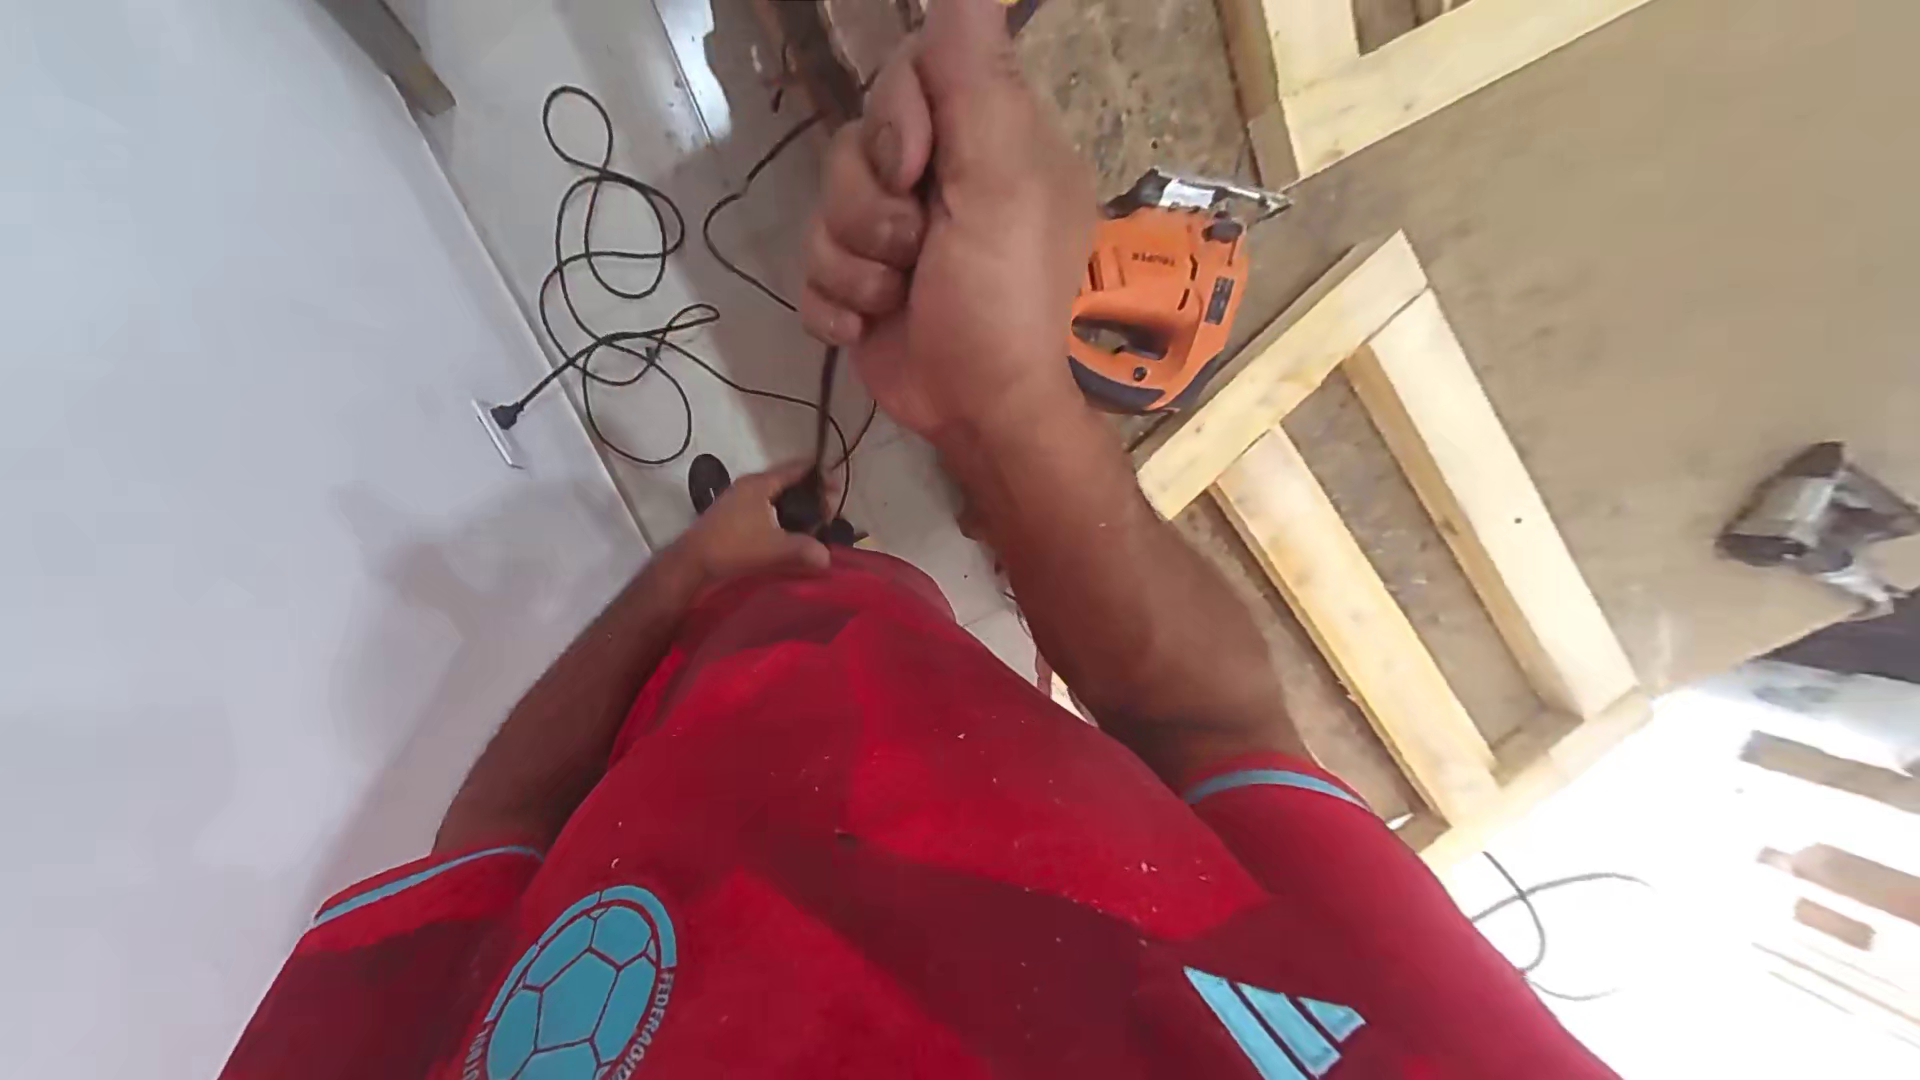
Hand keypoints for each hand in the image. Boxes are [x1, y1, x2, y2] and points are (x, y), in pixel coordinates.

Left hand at [668, 461, 832, 586]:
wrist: (691, 563)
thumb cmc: (734, 546)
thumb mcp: (775, 548)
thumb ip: (805, 549)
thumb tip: (827, 558)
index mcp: (760, 484)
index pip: (796, 469)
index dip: (819, 475)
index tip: (836, 486)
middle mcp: (749, 486)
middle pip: (787, 483)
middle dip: (810, 494)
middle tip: (827, 511)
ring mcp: (738, 501)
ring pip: (775, 498)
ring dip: (795, 507)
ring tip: (813, 523)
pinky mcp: (732, 517)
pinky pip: (765, 510)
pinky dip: (781, 517)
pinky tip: (789, 533)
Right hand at [799, 0, 1096, 445]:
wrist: (974, 410)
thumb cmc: (1000, 304)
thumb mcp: (1003, 188)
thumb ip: (978, 84)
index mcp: (986, 148)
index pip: (915, 73)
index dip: (898, 114)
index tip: (914, 167)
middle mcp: (939, 185)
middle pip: (856, 143)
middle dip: (871, 206)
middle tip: (912, 251)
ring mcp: (894, 240)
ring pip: (826, 209)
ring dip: (854, 264)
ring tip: (893, 298)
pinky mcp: (861, 289)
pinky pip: (812, 270)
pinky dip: (834, 305)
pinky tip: (865, 329)